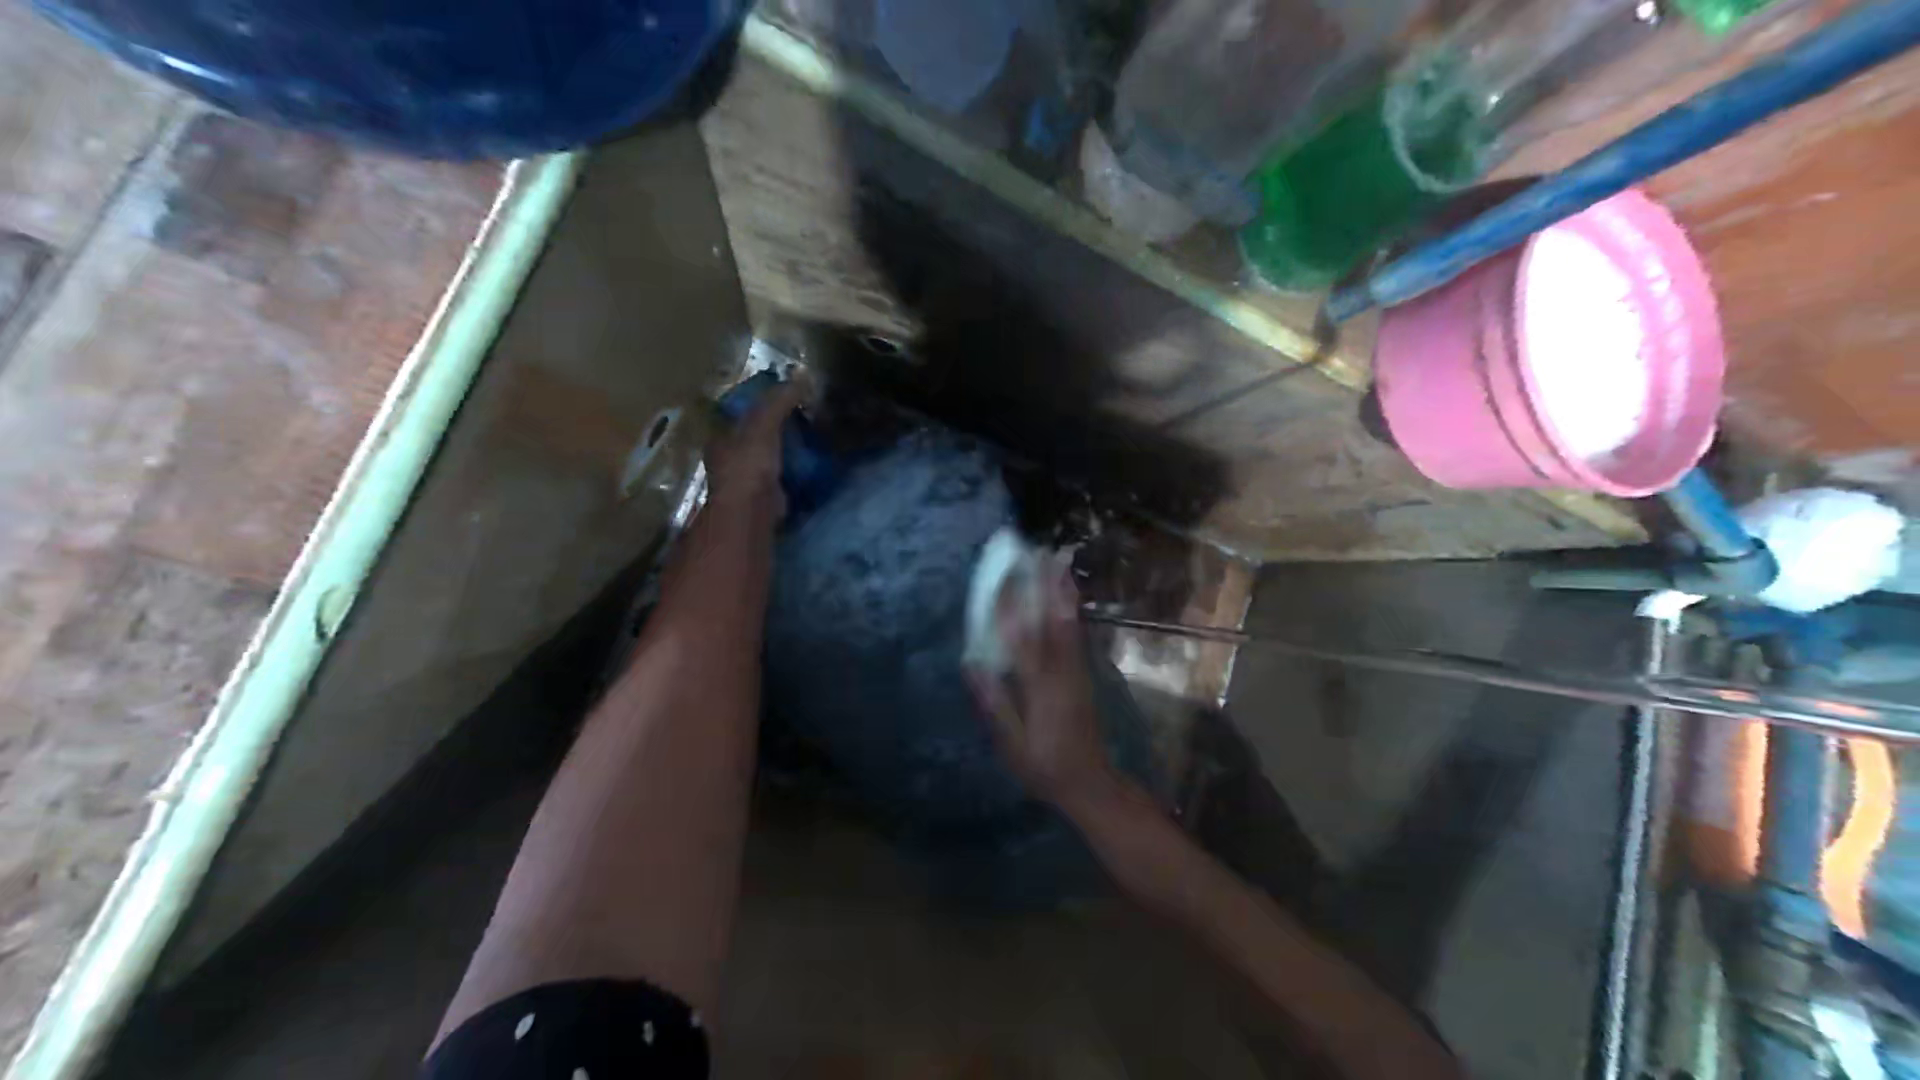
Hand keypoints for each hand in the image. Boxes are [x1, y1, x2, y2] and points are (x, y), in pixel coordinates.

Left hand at [705, 375, 806, 512]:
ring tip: (813, 434)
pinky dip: (795, 467)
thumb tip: (801, 376)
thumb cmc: (749, 463)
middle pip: (755, 433)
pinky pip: (782, 473)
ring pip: (769, 454)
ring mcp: (746, 478)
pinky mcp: (764, 495)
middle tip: (805, 413)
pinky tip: (812, 461)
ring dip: (787, 447)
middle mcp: (730, 456)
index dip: (761, 401)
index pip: (740, 411)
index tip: (786, 393)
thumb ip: (779, 400)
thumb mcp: (763, 424)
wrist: (752, 511)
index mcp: (722, 436)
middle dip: (777, 424)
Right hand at [966, 561, 1115, 810]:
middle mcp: (1062, 672)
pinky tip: (1067, 595)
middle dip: (1046, 585)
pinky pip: (1076, 635)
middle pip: (1053, 621)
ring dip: (1062, 591)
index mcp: (1040, 689)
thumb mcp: (1012, 744)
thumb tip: (972, 664)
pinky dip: (1071, 609)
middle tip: (1041, 552)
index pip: (1022, 639)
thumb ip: (995, 703)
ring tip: (1058, 560)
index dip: (1010, 607)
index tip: (1001, 578)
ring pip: (1069, 623)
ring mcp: (1077, 672)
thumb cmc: (1044, 766)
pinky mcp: (1084, 675)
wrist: (1089, 783)